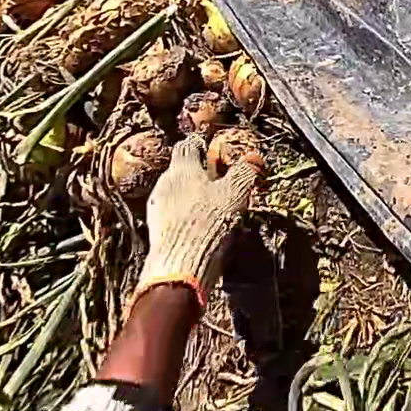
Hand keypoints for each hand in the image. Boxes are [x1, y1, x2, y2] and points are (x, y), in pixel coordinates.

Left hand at [135, 131, 263, 305]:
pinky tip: (202, 223)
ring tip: (213, 203)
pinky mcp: (156, 232)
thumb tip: (254, 157)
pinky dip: (187, 213)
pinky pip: (173, 213)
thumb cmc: (209, 219)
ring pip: (177, 192)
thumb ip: (245, 171)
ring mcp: (157, 210)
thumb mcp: (236, 190)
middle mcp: (164, 184)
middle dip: (199, 172)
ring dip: (192, 194)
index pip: (187, 145)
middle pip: (181, 170)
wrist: (180, 267)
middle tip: (220, 177)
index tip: (213, 147)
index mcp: (181, 168)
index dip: (201, 144)